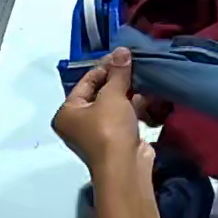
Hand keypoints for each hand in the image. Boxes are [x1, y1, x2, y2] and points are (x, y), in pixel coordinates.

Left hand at [53, 48, 153, 179]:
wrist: (125, 167)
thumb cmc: (109, 129)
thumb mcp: (112, 96)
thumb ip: (118, 73)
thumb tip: (123, 50)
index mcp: (67, 112)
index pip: (86, 82)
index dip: (105, 66)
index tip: (123, 54)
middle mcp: (78, 123)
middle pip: (100, 93)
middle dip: (119, 80)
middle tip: (136, 64)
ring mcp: (98, 133)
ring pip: (114, 106)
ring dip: (129, 93)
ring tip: (145, 76)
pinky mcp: (116, 140)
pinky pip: (124, 118)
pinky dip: (135, 107)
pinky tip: (150, 95)